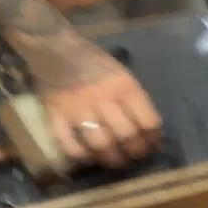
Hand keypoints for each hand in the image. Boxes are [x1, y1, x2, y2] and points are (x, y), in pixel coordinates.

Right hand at [32, 39, 161, 168]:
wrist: (54, 46)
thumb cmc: (94, 62)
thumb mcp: (122, 74)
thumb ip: (133, 100)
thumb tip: (147, 130)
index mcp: (125, 86)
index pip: (148, 122)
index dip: (153, 140)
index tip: (151, 147)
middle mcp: (104, 98)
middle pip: (127, 136)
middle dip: (134, 153)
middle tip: (133, 158)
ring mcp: (78, 107)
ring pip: (100, 144)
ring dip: (110, 159)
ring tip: (113, 161)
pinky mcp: (54, 114)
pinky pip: (68, 143)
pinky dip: (80, 155)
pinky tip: (87, 157)